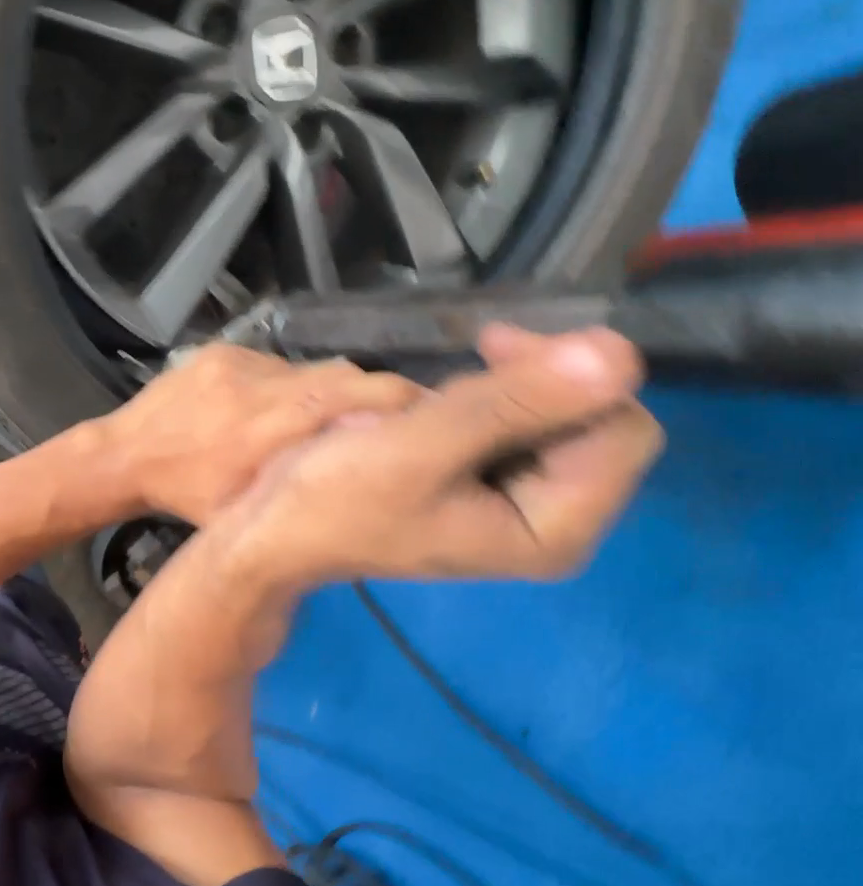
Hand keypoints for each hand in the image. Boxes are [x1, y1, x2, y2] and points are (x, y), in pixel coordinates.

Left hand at [96, 344, 424, 522]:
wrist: (124, 456)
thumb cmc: (186, 495)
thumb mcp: (249, 508)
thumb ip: (310, 485)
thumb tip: (375, 470)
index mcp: (281, 428)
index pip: (372, 396)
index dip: (409, 403)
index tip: (426, 421)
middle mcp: (270, 386)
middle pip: (350, 376)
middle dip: (374, 396)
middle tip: (380, 421)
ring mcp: (244, 362)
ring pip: (311, 369)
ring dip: (323, 392)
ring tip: (317, 418)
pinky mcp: (222, 351)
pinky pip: (273, 363)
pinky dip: (282, 384)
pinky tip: (269, 407)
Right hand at [232, 325, 664, 582]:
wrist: (266, 540)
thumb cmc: (332, 501)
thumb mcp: (413, 448)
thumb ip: (511, 402)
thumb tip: (619, 350)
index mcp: (553, 528)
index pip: (620, 430)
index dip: (570, 376)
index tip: (490, 345)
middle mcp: (552, 524)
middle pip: (589, 426)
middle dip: (519, 389)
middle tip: (439, 389)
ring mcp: (514, 511)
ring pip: (546, 423)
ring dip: (486, 397)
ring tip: (416, 414)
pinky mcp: (480, 497)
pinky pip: (507, 435)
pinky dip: (468, 413)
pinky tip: (418, 423)